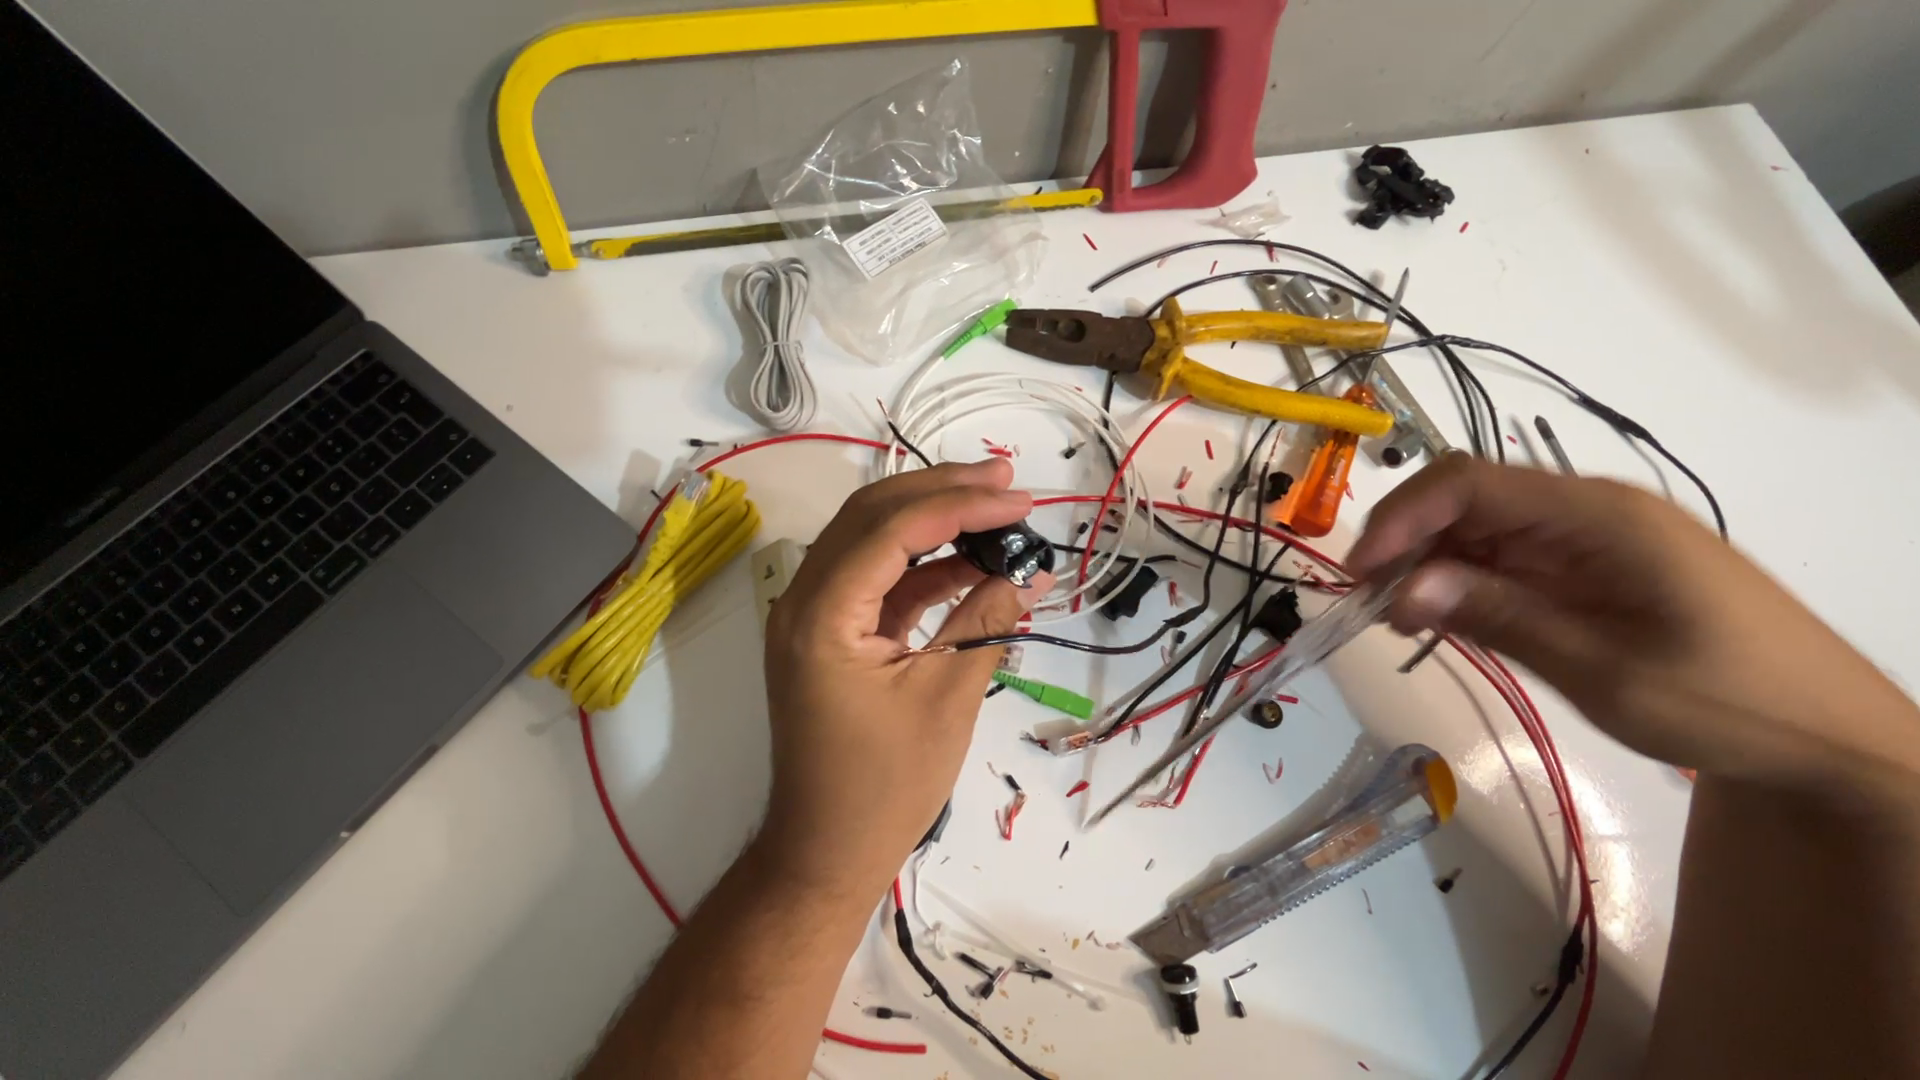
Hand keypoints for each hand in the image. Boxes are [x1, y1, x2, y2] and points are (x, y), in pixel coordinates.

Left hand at [759, 459, 1048, 889]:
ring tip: (997, 513)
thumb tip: (1027, 573)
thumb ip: (984, 623)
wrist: (827, 850)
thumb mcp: (947, 698)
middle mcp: (805, 600)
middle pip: (872, 517)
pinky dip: (926, 569)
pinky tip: (975, 564)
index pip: (890, 528)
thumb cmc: (885, 787)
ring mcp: (814, 617)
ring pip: (874, 542)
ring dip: (934, 524)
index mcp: (821, 615)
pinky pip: (879, 583)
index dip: (958, 504)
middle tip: (1005, 481)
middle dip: (941, 493)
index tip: (1018, 499)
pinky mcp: (833, 636)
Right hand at [1347, 455, 1918, 789]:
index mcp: (1600, 517)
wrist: (1828, 738)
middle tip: (1367, 602)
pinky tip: (1435, 618)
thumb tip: (1402, 590)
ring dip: (1424, 565)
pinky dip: (1456, 583)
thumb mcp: (1605, 669)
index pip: (1471, 484)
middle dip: (1404, 541)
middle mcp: (1586, 512)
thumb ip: (1501, 619)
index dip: (1403, 517)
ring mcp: (1584, 540)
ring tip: (1396, 619)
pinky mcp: (1582, 568)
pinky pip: (1499, 558)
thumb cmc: (1729, 702)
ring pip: (1474, 528)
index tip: (1361, 573)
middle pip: (1465, 498)